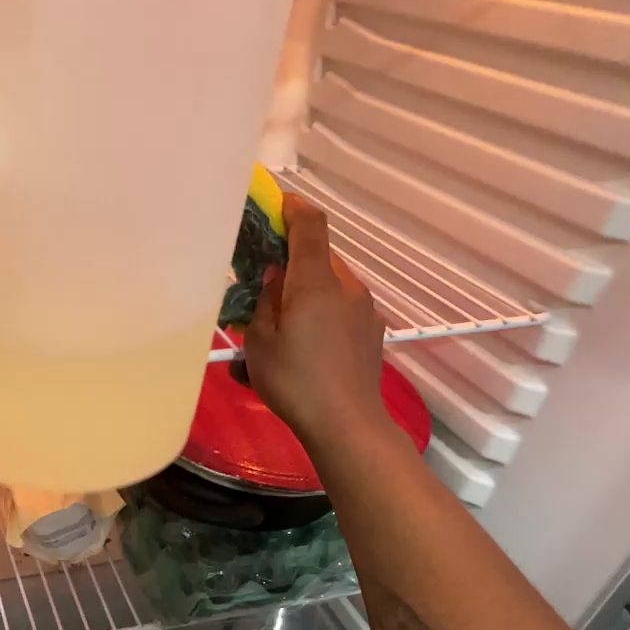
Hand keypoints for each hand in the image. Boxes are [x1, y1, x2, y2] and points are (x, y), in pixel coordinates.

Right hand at [243, 194, 389, 441]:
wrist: (347, 424)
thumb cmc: (295, 381)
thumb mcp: (260, 342)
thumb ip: (264, 303)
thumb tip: (274, 279)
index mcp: (316, 282)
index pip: (310, 226)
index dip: (292, 208)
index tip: (275, 204)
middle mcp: (346, 288)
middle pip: (317, 260)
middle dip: (289, 266)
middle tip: (260, 287)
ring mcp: (363, 312)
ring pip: (327, 289)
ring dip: (302, 297)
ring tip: (276, 332)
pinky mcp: (370, 335)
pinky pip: (338, 314)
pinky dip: (317, 319)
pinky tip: (300, 351)